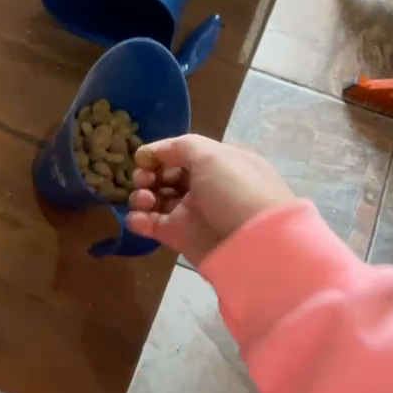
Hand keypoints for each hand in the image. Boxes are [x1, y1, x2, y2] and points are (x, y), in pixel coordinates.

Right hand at [125, 135, 295, 265]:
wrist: (254, 245)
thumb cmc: (236, 192)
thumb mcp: (213, 156)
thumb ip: (179, 147)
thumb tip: (149, 152)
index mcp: (216, 165)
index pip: (179, 154)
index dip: (159, 154)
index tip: (144, 159)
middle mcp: (202, 186)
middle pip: (163, 176)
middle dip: (147, 175)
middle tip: (144, 180)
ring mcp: (188, 212)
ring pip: (154, 199)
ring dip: (141, 196)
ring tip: (145, 200)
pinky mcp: (176, 236)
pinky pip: (149, 224)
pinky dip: (138, 220)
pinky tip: (139, 219)